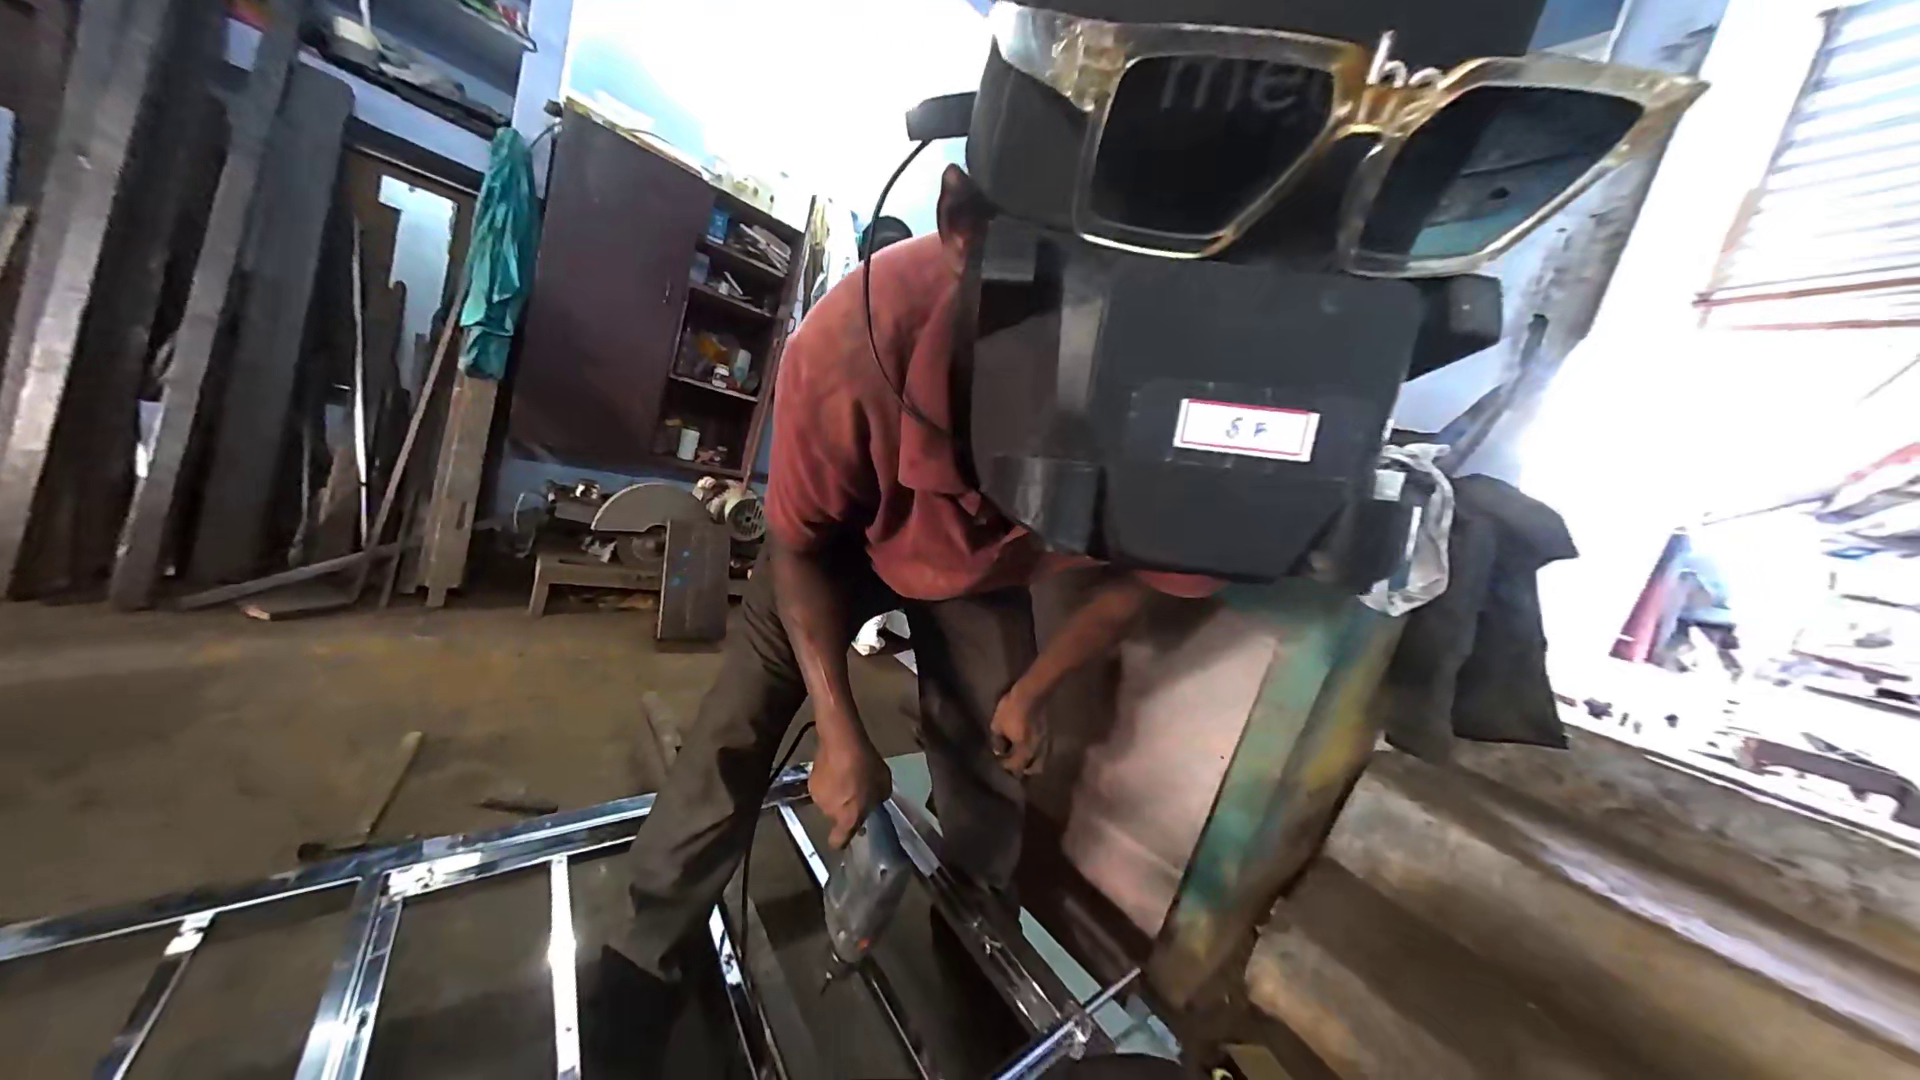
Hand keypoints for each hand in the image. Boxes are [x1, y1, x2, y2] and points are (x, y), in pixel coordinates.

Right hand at [810, 734, 891, 848]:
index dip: (843, 839)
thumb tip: (873, 803)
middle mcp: (829, 813)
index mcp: (848, 818)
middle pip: (836, 816)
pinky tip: (836, 767)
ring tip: (846, 775)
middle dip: (845, 807)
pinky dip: (828, 782)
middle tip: (856, 790)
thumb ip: (878, 800)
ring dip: (836, 793)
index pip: (838, 841)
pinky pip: (822, 787)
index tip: (850, 831)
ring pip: (829, 801)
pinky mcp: (810, 781)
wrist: (843, 742)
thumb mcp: (883, 784)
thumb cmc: (866, 766)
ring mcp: (817, 798)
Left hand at [990, 687, 1047, 775]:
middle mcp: (1037, 750)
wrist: (1031, 693)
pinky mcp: (1047, 732)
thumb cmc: (1011, 710)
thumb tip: (998, 750)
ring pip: (1040, 759)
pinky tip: (1028, 745)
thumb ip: (997, 741)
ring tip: (1021, 756)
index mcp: (1024, 751)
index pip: (1016, 767)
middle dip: (1023, 769)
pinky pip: (1042, 749)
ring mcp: (1045, 741)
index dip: (1006, 767)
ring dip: (1031, 761)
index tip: (1000, 762)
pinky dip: (1036, 752)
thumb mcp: (998, 725)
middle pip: (1032, 768)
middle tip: (1012, 764)